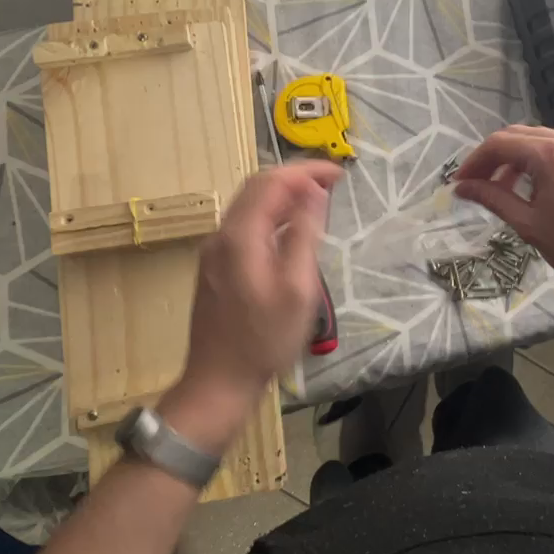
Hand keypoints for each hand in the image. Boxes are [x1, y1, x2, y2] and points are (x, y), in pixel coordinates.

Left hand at [166, 160, 343, 450]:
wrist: (217, 382)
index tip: (339, 174)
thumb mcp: (297, 289)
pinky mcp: (216, 267)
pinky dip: (272, 216)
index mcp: (240, 237)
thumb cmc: (264, 340)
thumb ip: (305, 236)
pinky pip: (246, 226)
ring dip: (283, 196)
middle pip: (257, 188)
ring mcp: (215, 252)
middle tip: (331, 182)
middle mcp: (222, 236)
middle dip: (295, 178)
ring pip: (250, 206)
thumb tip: (314, 194)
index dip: (306, 171)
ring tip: (318, 200)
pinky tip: (292, 230)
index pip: (272, 182)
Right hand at [451, 126, 553, 301]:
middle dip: (496, 158)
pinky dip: (548, 160)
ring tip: (510, 188)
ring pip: (545, 140)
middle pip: (521, 136)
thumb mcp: (528, 225)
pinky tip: (544, 187)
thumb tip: (463, 188)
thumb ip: (493, 198)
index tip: (461, 182)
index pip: (500, 144)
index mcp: (550, 154)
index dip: (475, 161)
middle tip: (479, 184)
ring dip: (521, 158)